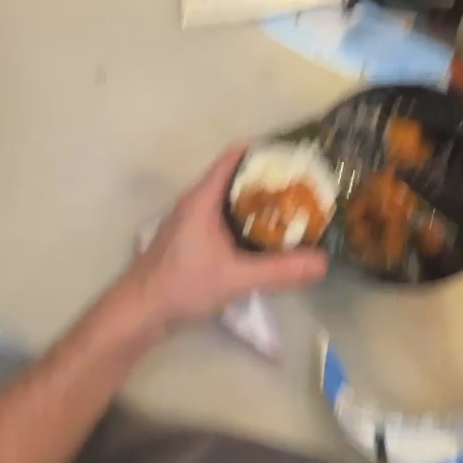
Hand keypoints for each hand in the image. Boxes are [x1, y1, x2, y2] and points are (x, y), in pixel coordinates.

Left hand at [116, 145, 328, 333]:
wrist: (140, 311)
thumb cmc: (181, 285)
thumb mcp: (235, 278)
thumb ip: (278, 271)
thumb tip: (322, 262)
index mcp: (203, 199)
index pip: (233, 158)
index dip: (263, 151)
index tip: (293, 155)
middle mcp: (197, 202)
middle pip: (236, 178)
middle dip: (268, 180)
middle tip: (303, 186)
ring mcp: (192, 221)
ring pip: (230, 200)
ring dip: (257, 202)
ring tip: (293, 209)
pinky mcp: (192, 239)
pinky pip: (224, 218)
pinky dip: (246, 220)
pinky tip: (265, 238)